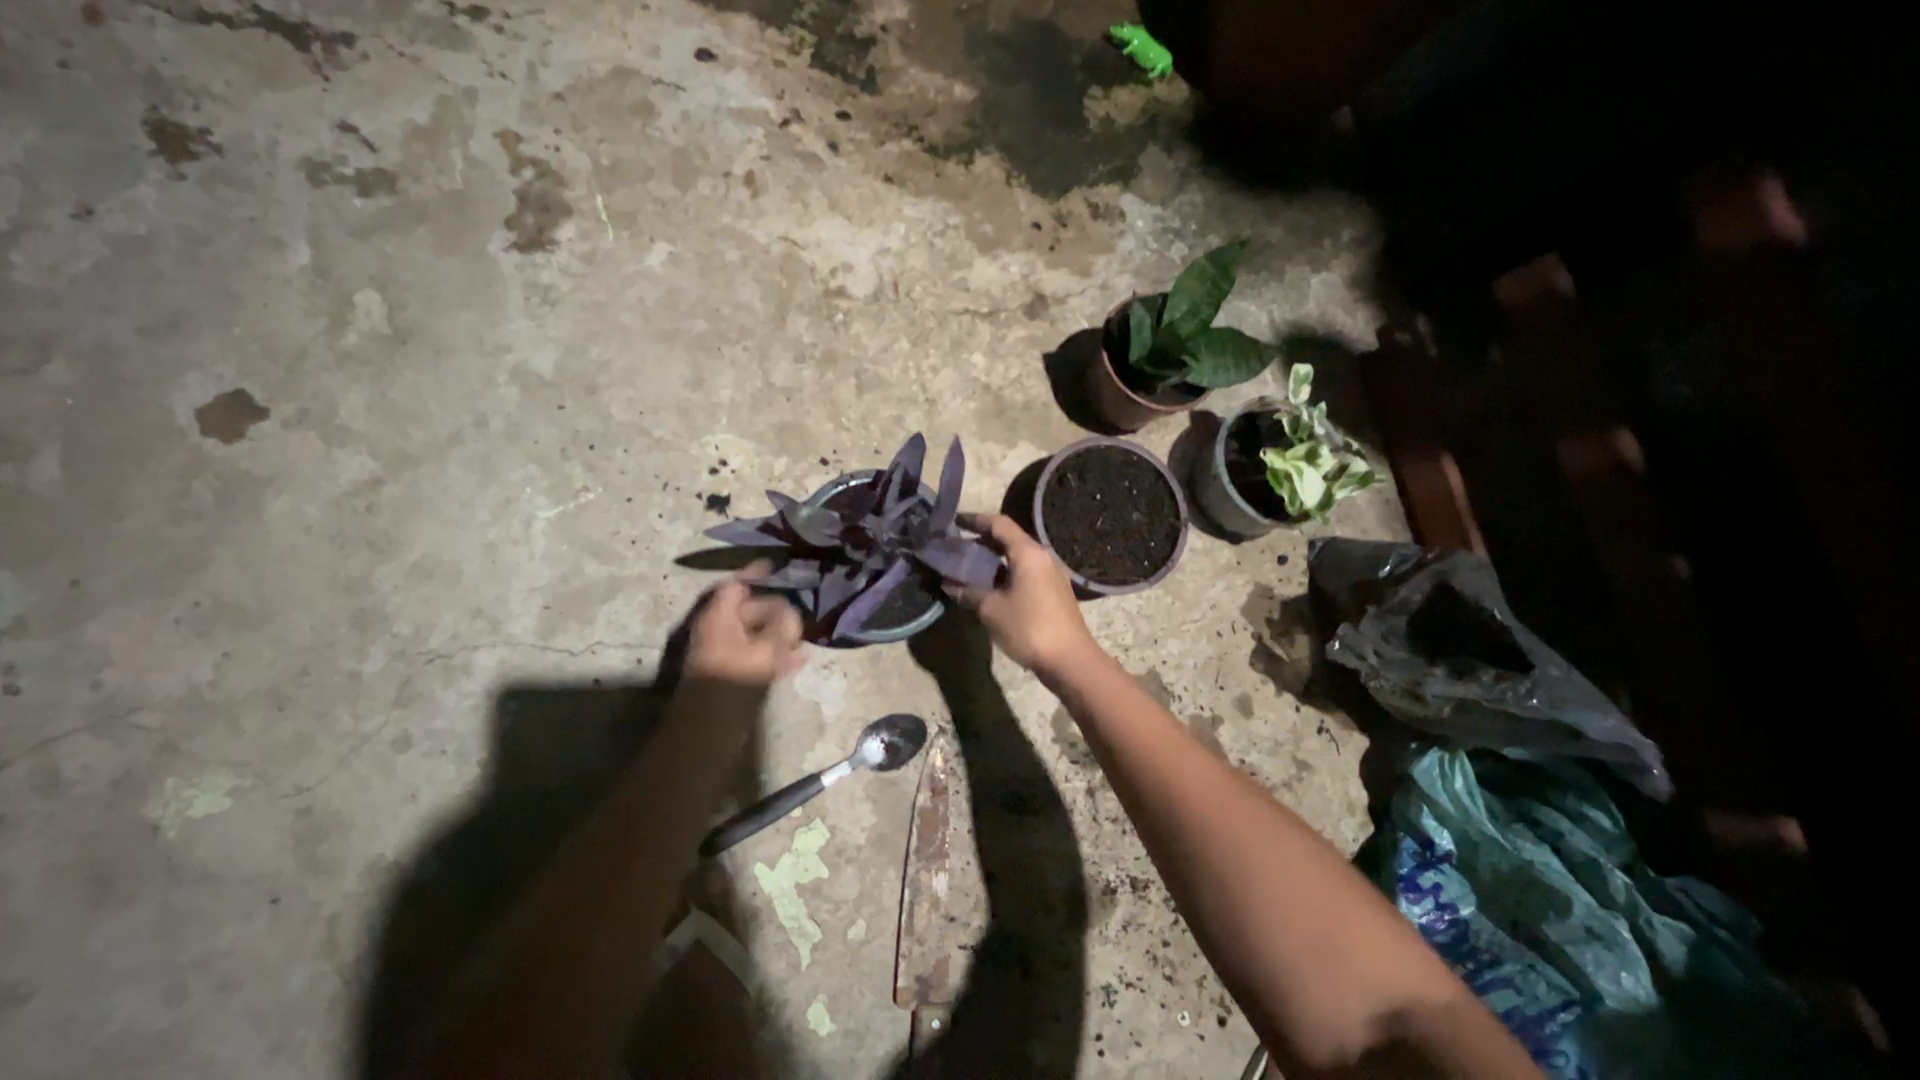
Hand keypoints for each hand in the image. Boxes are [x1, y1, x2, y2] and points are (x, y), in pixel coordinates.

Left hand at [684, 561, 806, 687]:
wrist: (710, 728)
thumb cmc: (734, 680)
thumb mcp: (766, 649)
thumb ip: (782, 625)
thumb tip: (791, 613)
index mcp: (719, 617)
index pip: (736, 585)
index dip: (756, 574)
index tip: (778, 567)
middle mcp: (719, 630)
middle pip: (749, 609)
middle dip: (776, 608)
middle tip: (802, 610)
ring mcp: (725, 653)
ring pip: (755, 633)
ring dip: (779, 633)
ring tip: (804, 637)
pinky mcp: (733, 673)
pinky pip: (757, 654)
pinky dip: (775, 653)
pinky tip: (799, 659)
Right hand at [942, 514, 1100, 675]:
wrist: (1070, 660)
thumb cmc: (1029, 628)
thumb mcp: (991, 610)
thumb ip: (968, 592)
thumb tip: (947, 583)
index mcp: (1028, 553)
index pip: (999, 524)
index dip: (975, 520)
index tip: (953, 522)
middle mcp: (1042, 557)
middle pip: (1009, 539)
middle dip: (981, 541)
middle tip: (956, 549)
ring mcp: (1051, 574)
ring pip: (1017, 557)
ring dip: (993, 560)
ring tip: (968, 569)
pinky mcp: (1053, 591)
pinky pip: (1025, 572)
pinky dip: (1005, 573)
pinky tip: (989, 588)